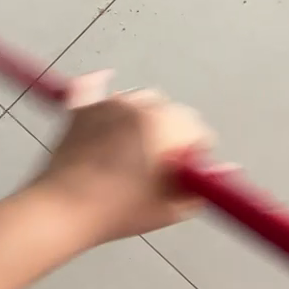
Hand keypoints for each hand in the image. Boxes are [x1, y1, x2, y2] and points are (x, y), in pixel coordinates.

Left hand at [29, 71, 213, 243]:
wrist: (63, 208)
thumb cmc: (119, 210)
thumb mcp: (171, 207)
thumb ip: (203, 186)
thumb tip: (225, 169)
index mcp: (164, 125)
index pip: (195, 128)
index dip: (194, 151)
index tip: (184, 171)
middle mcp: (136, 106)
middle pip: (167, 111)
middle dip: (169, 132)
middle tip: (157, 165)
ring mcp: (104, 105)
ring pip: (135, 102)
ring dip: (140, 118)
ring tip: (130, 150)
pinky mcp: (78, 110)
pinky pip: (90, 87)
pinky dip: (99, 83)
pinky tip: (104, 77)